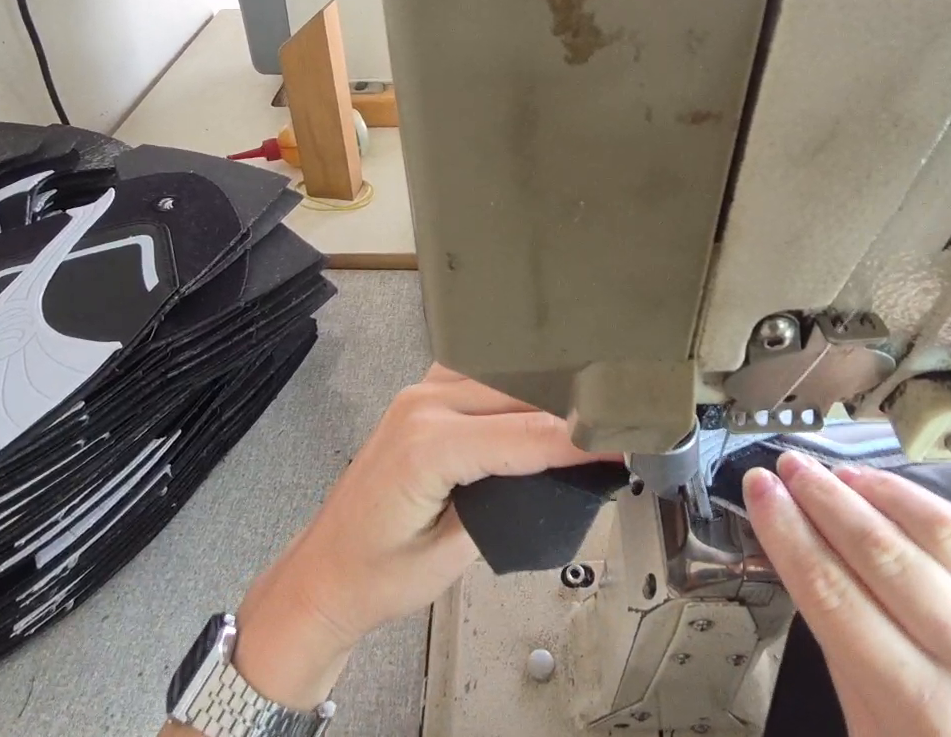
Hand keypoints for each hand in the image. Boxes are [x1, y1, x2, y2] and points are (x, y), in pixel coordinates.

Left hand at [228, 365, 609, 710]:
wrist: (323, 573)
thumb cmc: (377, 576)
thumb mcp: (452, 554)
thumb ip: (508, 504)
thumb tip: (564, 473)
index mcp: (427, 446)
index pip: (526, 434)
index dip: (581, 438)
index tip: (628, 437)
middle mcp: (422, 405)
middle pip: (518, 392)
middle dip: (571, 407)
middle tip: (622, 423)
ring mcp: (418, 394)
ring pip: (501, 373)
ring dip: (544, 388)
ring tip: (591, 409)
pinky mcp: (420, 397)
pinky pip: (478, 373)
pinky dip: (514, 383)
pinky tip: (541, 397)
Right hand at [744, 452, 950, 736]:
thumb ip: (850, 660)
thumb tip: (813, 562)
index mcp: (934, 722)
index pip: (836, 595)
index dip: (788, 533)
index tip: (760, 490)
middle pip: (891, 556)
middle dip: (828, 500)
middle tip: (792, 466)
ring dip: (891, 496)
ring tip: (849, 475)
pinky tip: (924, 519)